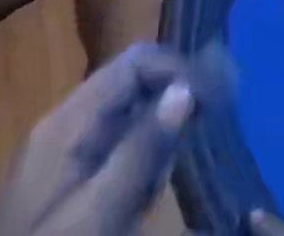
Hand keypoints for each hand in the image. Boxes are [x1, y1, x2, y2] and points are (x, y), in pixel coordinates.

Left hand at [0, 43, 195, 235]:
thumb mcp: (97, 218)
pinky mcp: (71, 190)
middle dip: (173, 98)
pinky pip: (118, 153)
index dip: (176, 71)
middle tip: (213, 128)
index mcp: (66, 124)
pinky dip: (145, 161)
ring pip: (128, 118)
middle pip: (131, 86)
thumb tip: (186, 89)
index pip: (131, 64)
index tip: (217, 100)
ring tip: (187, 162)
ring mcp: (66, 160)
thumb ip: (141, 152)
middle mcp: (66, 129)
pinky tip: (154, 193)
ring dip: (162, 132)